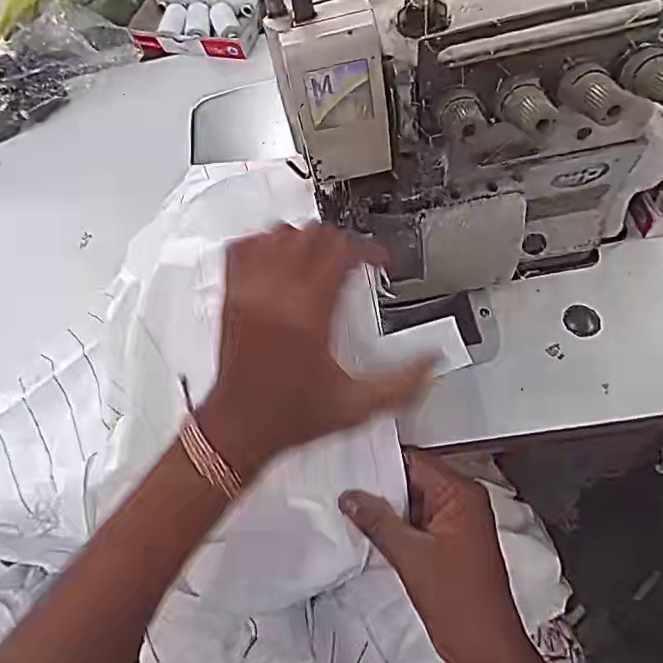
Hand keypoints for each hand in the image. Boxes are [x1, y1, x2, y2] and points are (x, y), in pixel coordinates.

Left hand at [197, 224, 433, 477]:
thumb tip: (432, 362)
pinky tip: (279, 258)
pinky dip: (263, 243)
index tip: (379, 261)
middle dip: (342, 245)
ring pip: (279, 233)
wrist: (240, 429)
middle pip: (313, 235)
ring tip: (321, 259)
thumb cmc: (288, 416)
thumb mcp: (357, 405)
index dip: (369, 251)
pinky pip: (243, 246)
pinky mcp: (230, 295)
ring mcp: (248, 291)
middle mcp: (275, 295)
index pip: (342, 252)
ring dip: (306, 241)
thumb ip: (402, 384)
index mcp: (308, 315)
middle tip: (355, 263)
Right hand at [339, 451, 528, 662]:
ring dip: (390, 510)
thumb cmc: (464, 606)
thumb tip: (353, 499)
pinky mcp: (453, 543)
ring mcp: (460, 523)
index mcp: (462, 495)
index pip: (416, 460)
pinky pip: (421, 523)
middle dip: (382, 488)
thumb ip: (378, 522)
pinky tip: (376, 535)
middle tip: (348, 493)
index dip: (382, 463)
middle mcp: (465, 502)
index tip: (352, 467)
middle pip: (415, 479)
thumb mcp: (410, 556)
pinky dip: (400, 528)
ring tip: (357, 514)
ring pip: (416, 502)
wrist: (487, 649)